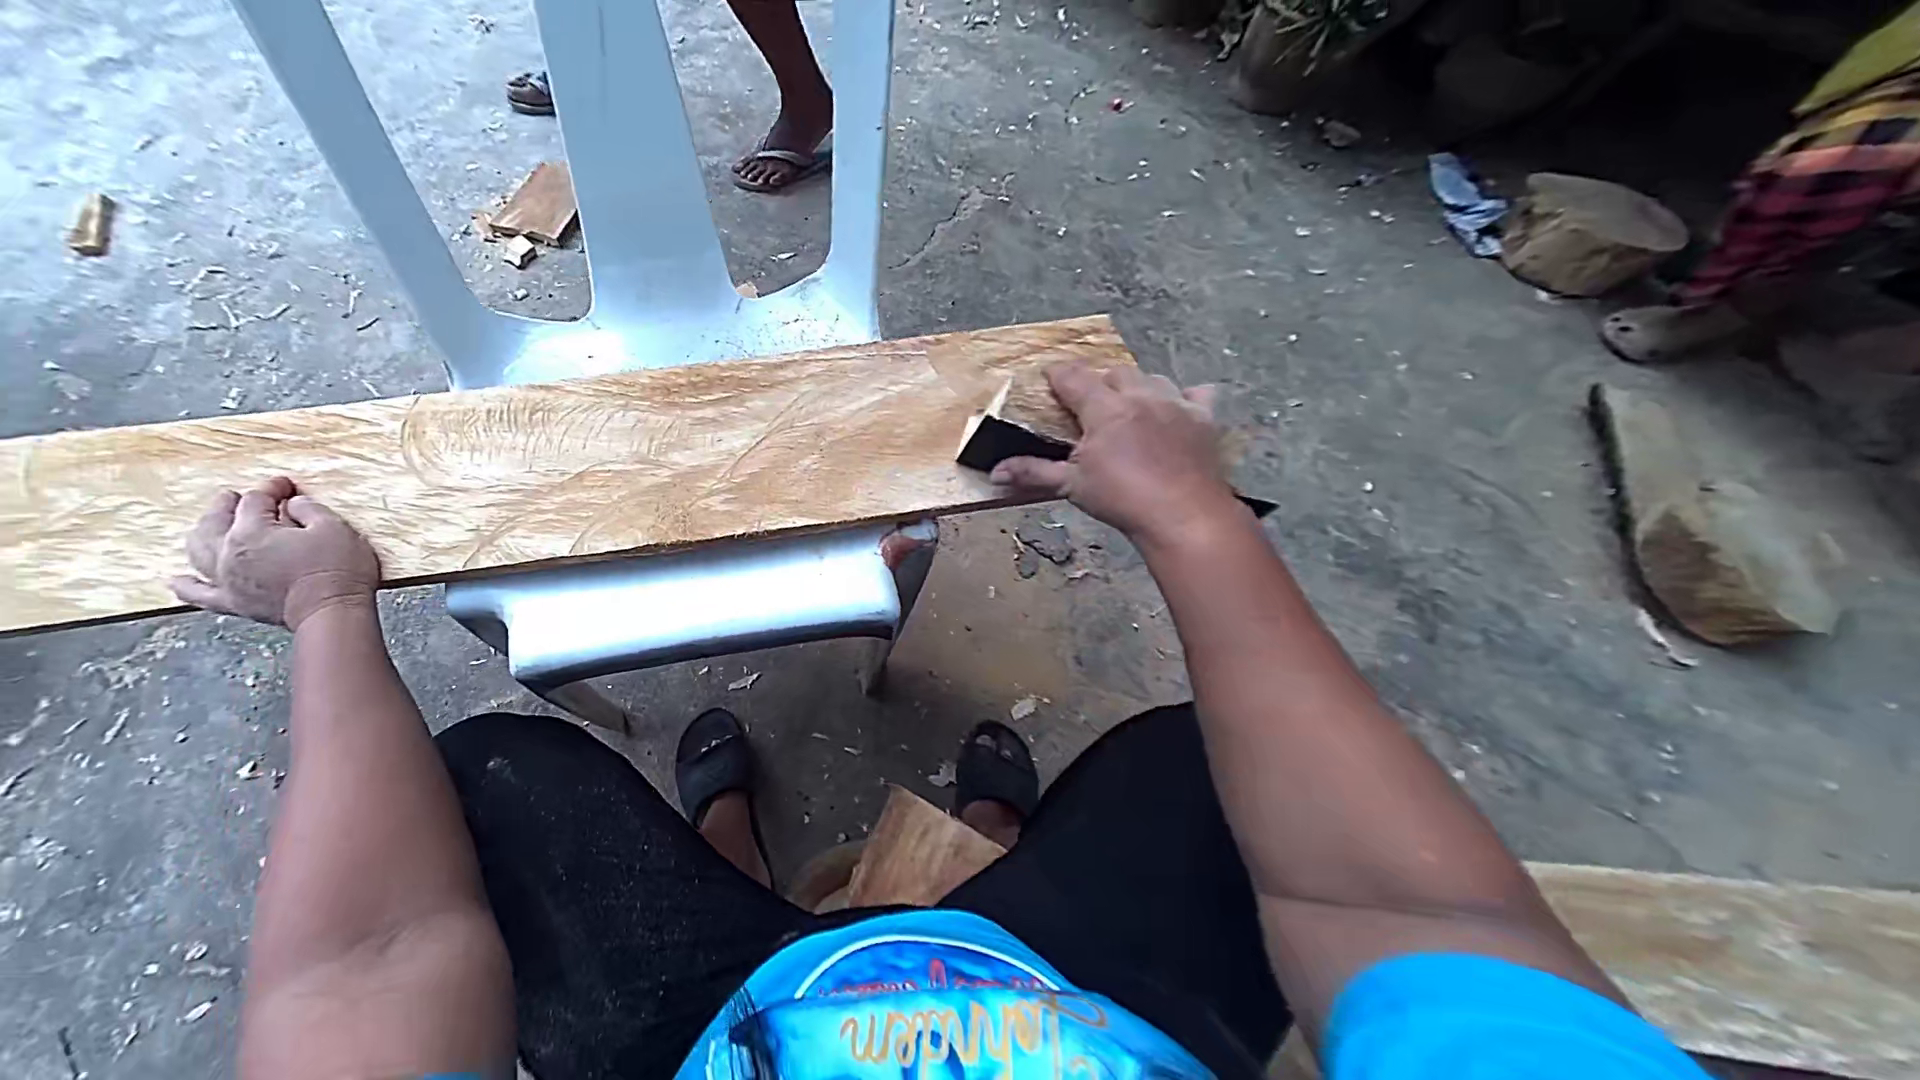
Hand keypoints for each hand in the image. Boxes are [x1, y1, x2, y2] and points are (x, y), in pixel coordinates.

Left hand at [170, 477, 381, 630]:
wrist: (331, 610)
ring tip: (205, 526)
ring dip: (200, 535)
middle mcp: (228, 553)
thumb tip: (293, 504)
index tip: (284, 484)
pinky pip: (198, 593)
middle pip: (217, 522)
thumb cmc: (338, 570)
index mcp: (252, 532)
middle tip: (232, 497)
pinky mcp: (233, 602)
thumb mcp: (335, 529)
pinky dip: (185, 585)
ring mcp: (226, 579)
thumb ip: (310, 510)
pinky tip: (177, 579)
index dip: (271, 488)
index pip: (256, 500)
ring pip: (198, 551)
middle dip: (225, 506)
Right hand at [990, 363, 1243, 546]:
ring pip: (1152, 378)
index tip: (1050, 376)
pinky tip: (1177, 408)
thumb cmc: (1124, 501)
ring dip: (1137, 386)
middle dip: (1099, 382)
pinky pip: (1197, 393)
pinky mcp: (1203, 419)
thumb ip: (1034, 472)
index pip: (1074, 377)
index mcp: (1106, 409)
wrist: (1184, 516)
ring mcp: (1176, 405)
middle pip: (1115, 372)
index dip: (1058, 374)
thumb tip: (997, 472)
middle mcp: (1142, 396)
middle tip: (1089, 404)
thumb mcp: (1072, 486)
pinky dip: (1185, 396)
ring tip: (1128, 406)